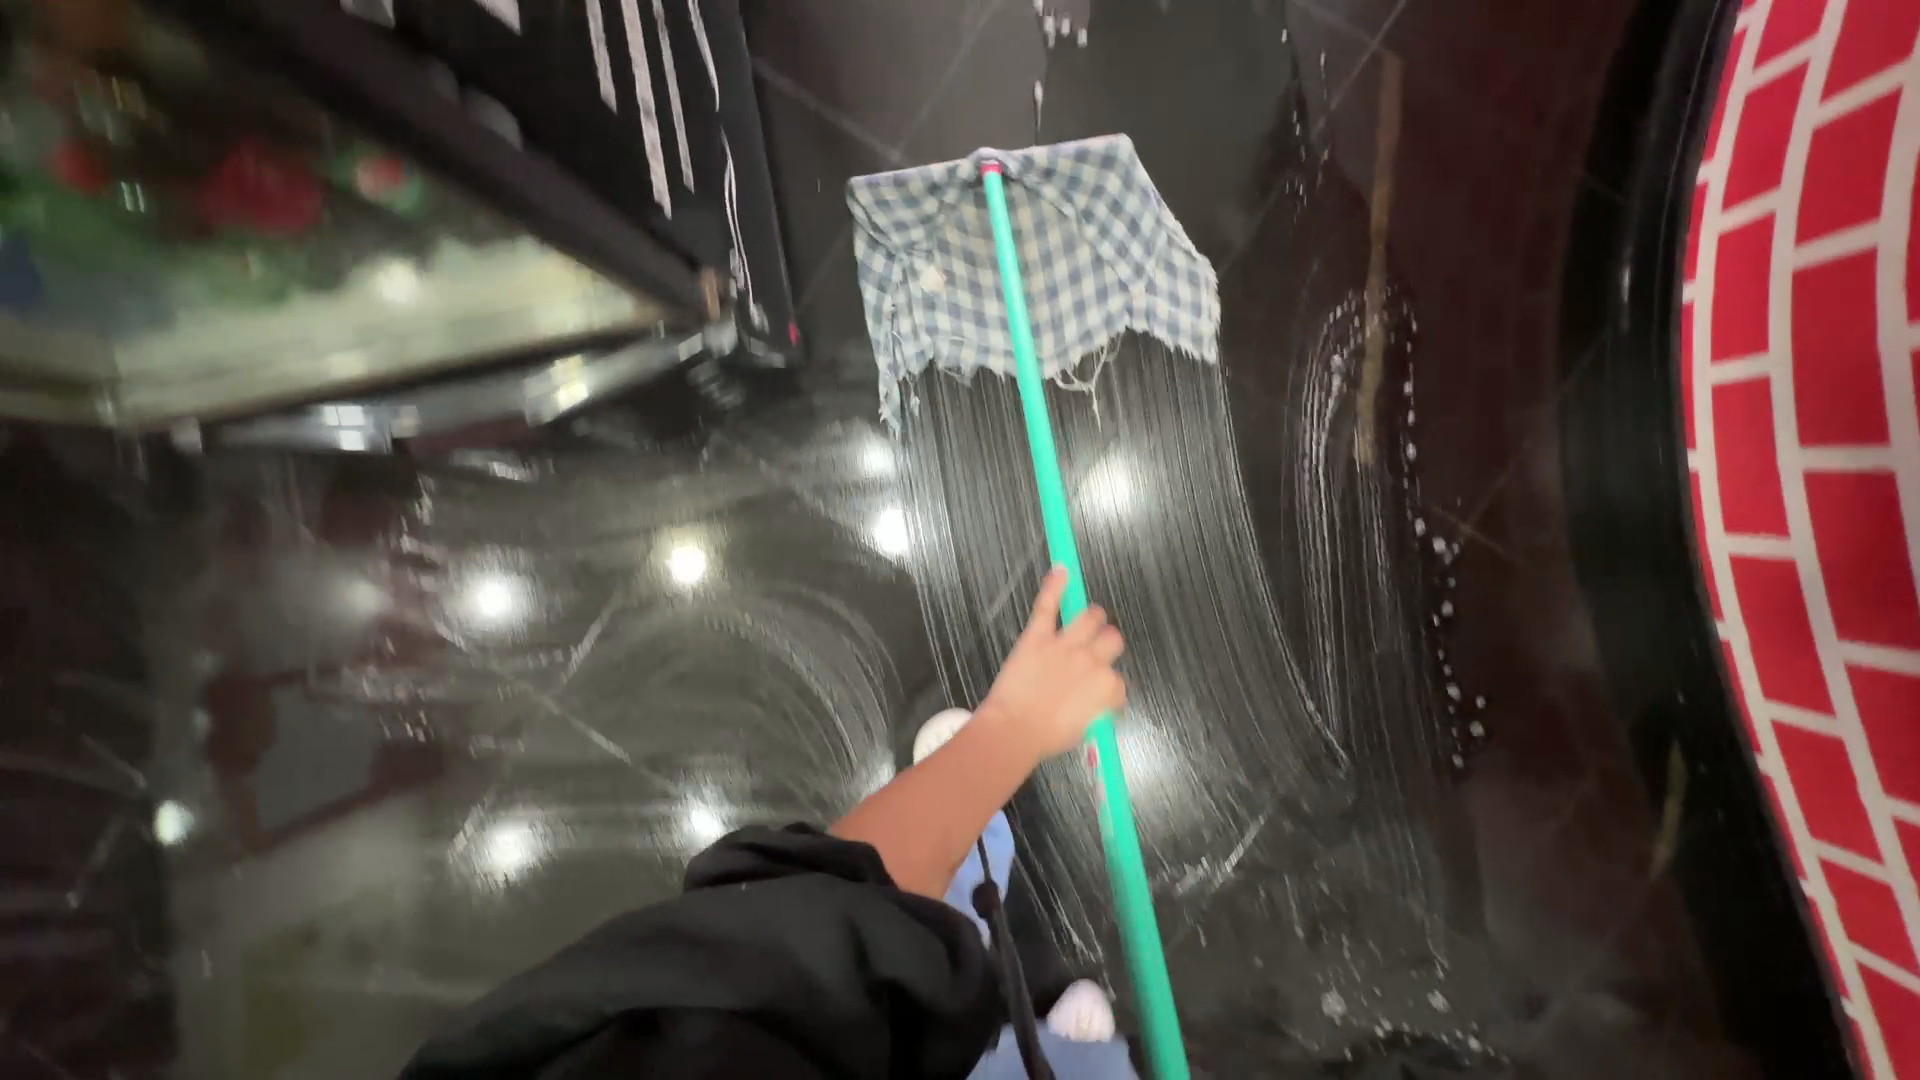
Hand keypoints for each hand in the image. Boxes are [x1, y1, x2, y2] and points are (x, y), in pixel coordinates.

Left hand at [978, 567, 1126, 761]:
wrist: (1014, 730)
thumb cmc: (1045, 736)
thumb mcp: (1083, 729)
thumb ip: (1094, 708)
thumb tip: (1095, 703)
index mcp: (1106, 687)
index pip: (1118, 678)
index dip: (1107, 686)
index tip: (1095, 693)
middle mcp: (1091, 660)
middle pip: (1112, 638)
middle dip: (1106, 642)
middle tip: (1094, 649)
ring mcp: (1064, 645)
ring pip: (1090, 617)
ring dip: (1091, 617)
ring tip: (1086, 618)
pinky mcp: (1037, 637)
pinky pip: (1048, 606)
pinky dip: (1054, 586)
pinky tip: (1061, 571)